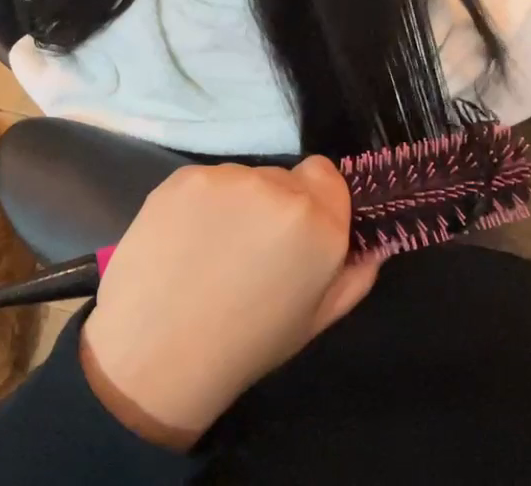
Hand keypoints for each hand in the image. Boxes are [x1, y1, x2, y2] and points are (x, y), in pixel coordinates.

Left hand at [79, 157, 381, 448]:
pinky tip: (186, 241)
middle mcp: (276, 187)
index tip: (297, 234)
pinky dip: (201, 204)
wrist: (158, 355)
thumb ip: (355, 273)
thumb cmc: (248, 343)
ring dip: (238, 204)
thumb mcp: (318, 318)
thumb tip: (372, 242)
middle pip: (284, 178)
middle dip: (276, 206)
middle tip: (253, 251)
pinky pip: (206, 182)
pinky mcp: (182, 177)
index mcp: (319, 222)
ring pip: (244, 179)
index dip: (316, 203)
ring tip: (214, 251)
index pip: (328, 176)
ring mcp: (225, 178)